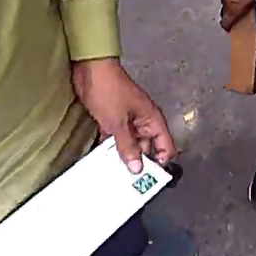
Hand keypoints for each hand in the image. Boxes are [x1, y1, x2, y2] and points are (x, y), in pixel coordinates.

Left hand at [71, 57, 176, 173]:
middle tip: (128, 186)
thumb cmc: (109, 91)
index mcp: (151, 120)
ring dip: (123, 158)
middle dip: (139, 165)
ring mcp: (126, 121)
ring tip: (115, 178)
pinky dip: (110, 149)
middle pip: (146, 149)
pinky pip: (115, 139)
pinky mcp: (111, 120)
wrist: (89, 69)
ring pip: (129, 145)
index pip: (165, 146)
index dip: (160, 164)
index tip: (149, 181)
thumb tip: (137, 169)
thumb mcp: (119, 123)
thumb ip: (128, 146)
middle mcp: (142, 122)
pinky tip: (102, 164)